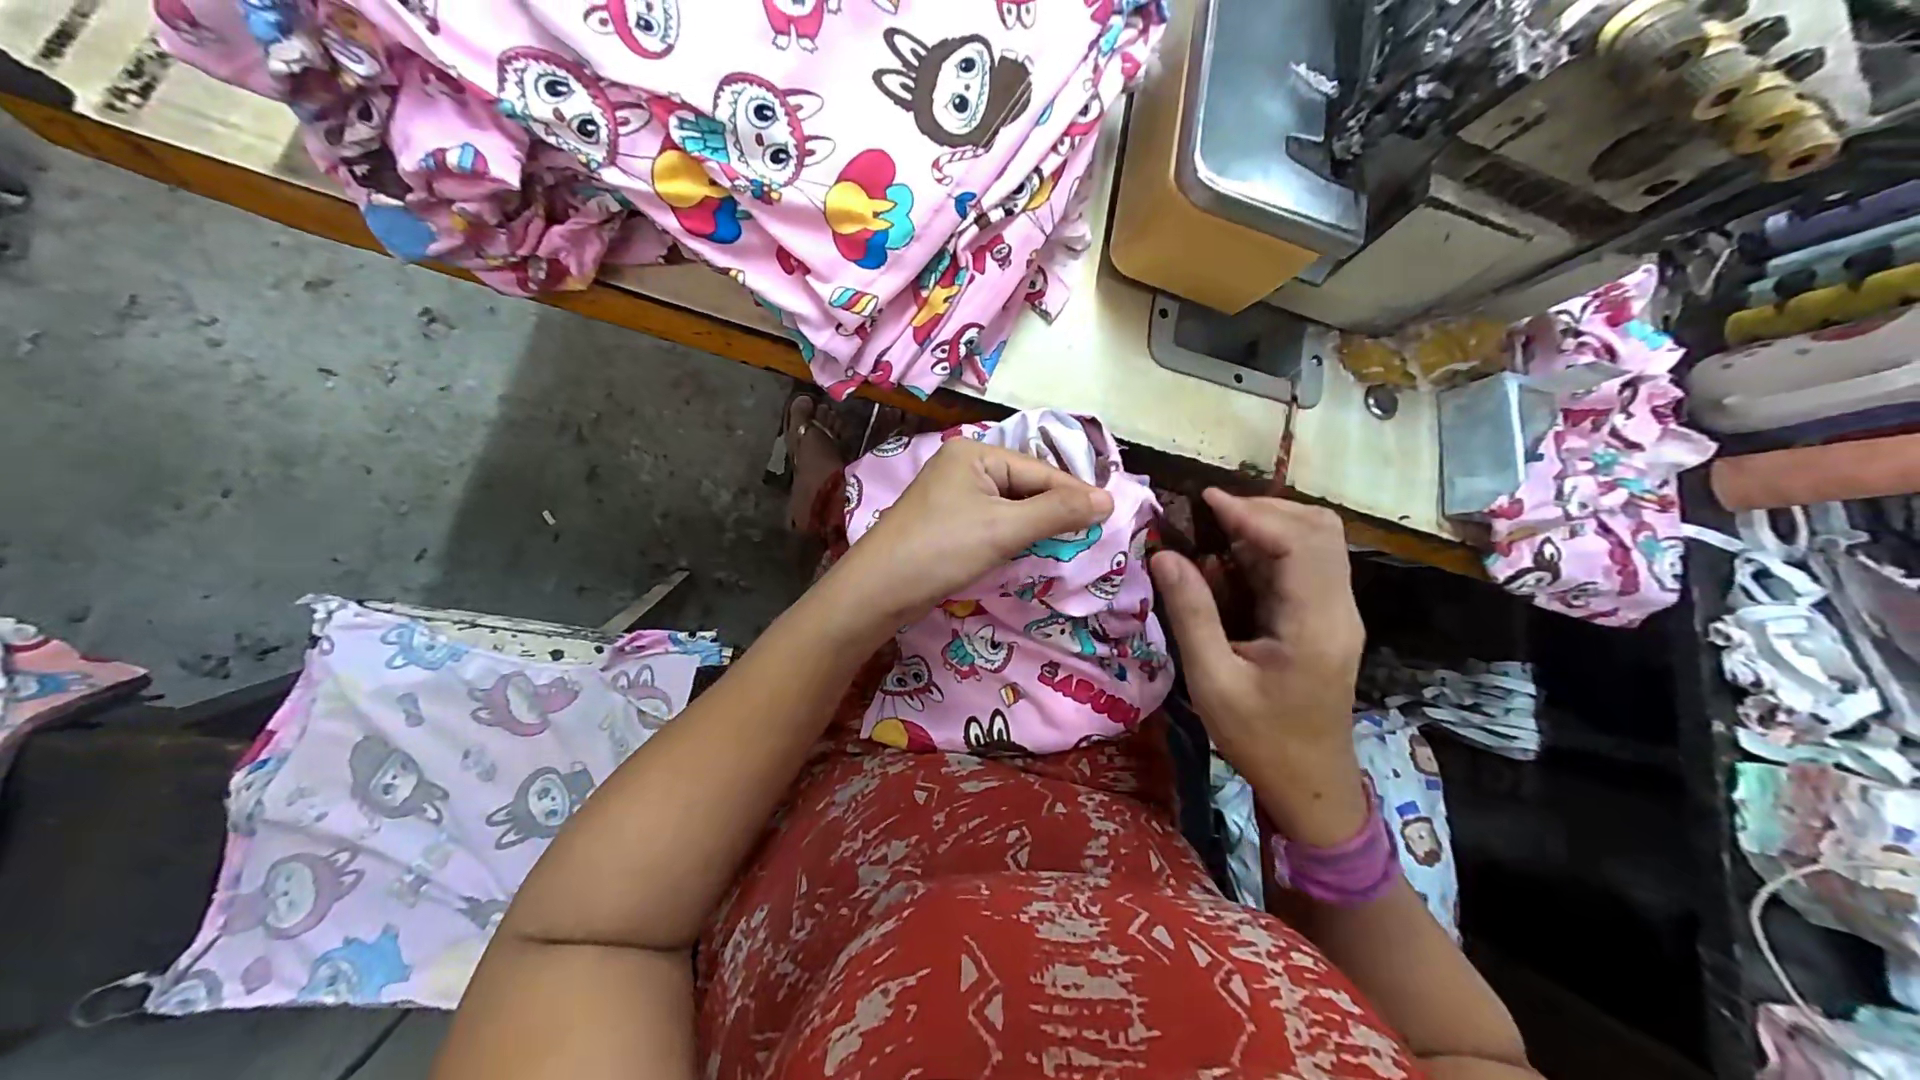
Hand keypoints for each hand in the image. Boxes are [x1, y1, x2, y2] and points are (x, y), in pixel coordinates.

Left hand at [823, 437, 1112, 633]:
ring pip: (1011, 507)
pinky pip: (993, 523)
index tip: (1110, 517)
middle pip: (1026, 485)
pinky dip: (1014, 536)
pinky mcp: (948, 524)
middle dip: (1056, 511)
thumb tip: (1108, 500)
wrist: (878, 591)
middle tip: (1092, 536)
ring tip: (1070, 545)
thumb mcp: (1004, 528)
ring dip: (1037, 526)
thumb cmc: (942, 550)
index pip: (1040, 470)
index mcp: (975, 453)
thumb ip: (1057, 512)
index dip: (1075, 494)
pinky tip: (1032, 550)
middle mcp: (964, 467)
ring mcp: (954, 496)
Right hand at [1151, 491, 1369, 845]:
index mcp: (1315, 623)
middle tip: (1209, 513)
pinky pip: (1303, 567)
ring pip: (1315, 543)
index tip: (1205, 499)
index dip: (1252, 512)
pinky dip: (1267, 551)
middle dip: (1263, 510)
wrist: (1311, 783)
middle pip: (1318, 530)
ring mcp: (1336, 613)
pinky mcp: (1325, 619)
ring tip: (1214, 530)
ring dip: (1266, 527)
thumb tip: (1165, 555)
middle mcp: (1336, 608)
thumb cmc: (1260, 738)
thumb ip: (1192, 613)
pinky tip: (1228, 561)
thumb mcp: (1213, 681)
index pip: (1299, 542)